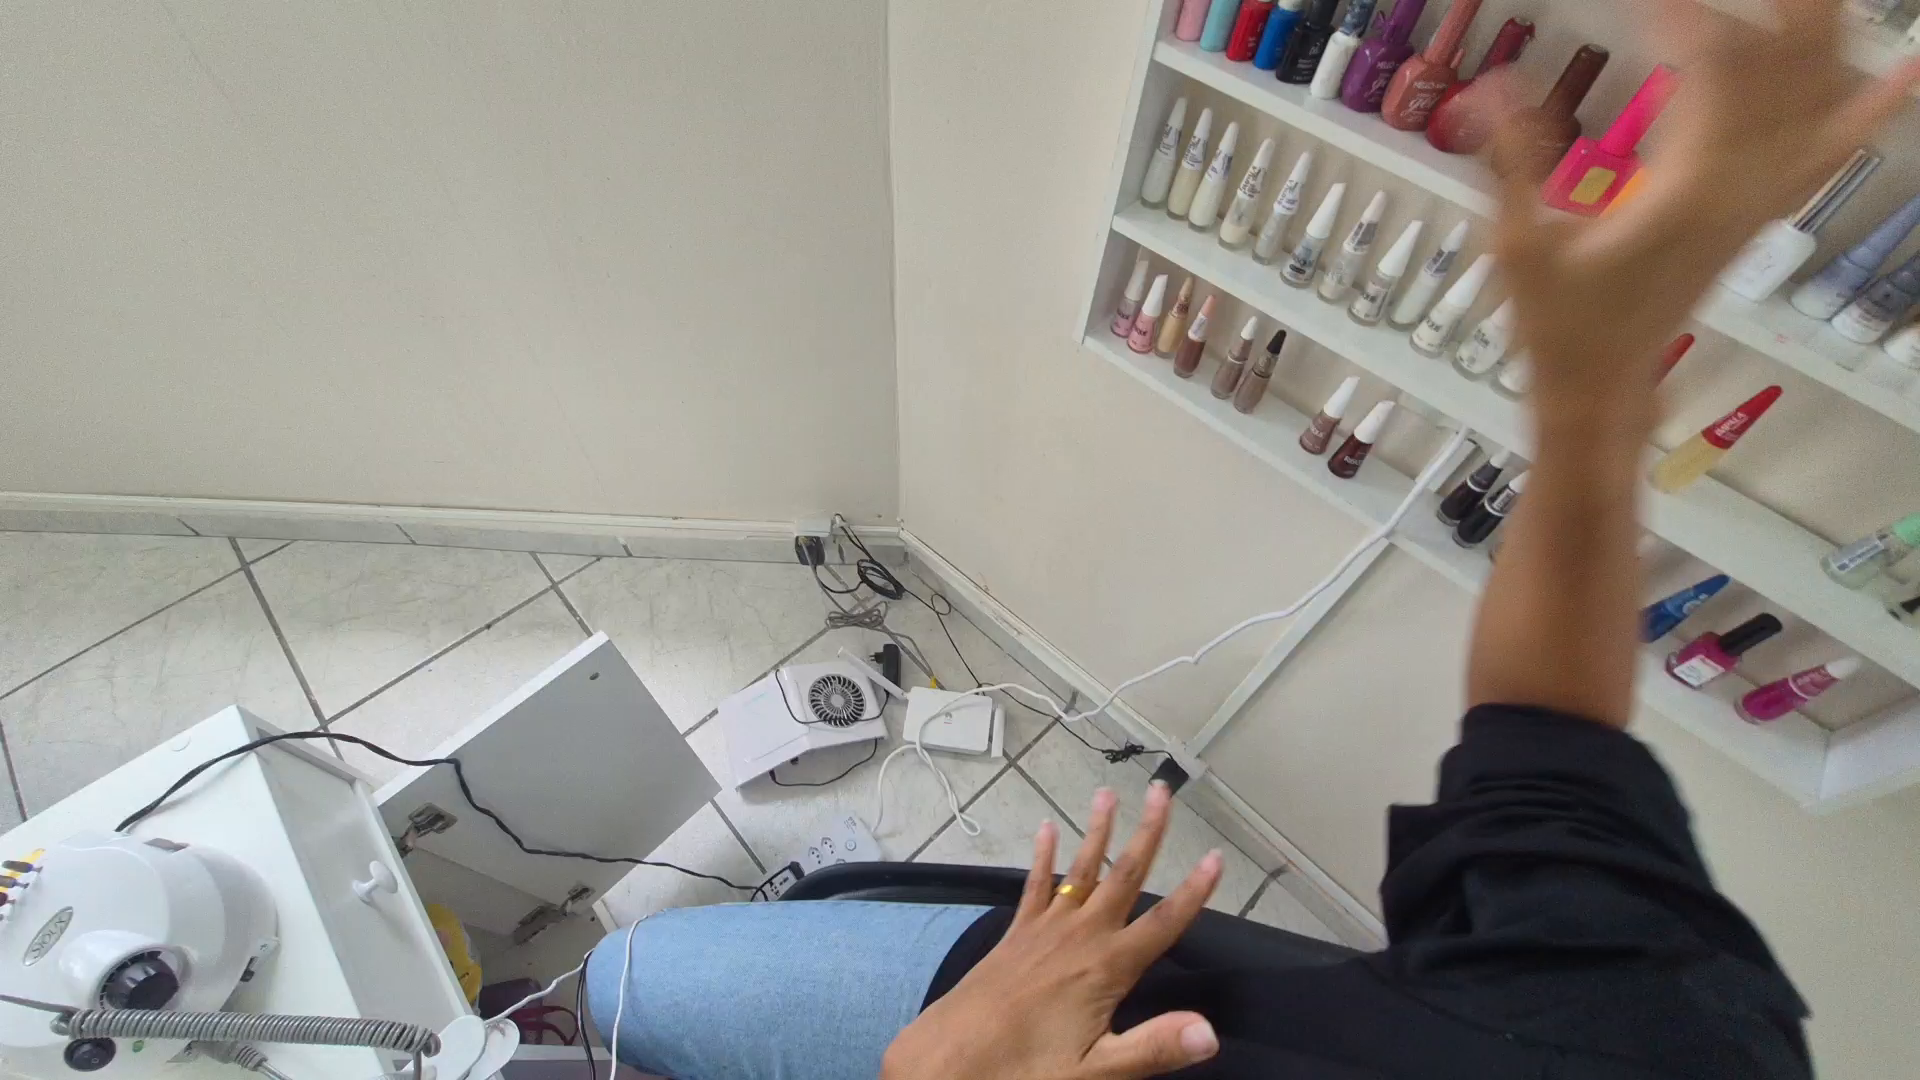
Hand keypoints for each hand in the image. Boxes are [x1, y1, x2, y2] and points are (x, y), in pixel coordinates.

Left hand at [881, 783, 1224, 1079]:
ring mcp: (1048, 925)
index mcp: (1108, 966)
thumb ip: (1153, 1047)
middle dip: (1147, 833)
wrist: (957, 1054)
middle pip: (1124, 875)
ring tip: (1107, 793)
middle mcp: (1082, 933)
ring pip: (1081, 868)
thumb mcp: (1098, 1072)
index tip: (1216, 856)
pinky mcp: (1019, 928)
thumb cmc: (1030, 1066)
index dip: (1194, 893)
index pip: (1163, 924)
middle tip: (1161, 791)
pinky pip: (1036, 884)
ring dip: (1097, 830)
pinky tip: (1046, 828)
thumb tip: (1211, 1031)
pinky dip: (1043, 855)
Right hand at [1467, 0, 1919, 430]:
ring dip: (1815, 31)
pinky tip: (1906, 68)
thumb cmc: (1555, 324)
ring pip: (1824, 89)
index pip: (1710, 64)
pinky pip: (1834, 147)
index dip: (1680, 15)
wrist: (1601, 381)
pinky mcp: (1761, 211)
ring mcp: (1763, 195)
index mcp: (1687, 185)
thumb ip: (1511, 166)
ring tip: (1788, 0)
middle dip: (1774, 5)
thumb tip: (1490, 90)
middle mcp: (1745, 178)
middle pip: (1792, 58)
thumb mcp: (1519, 249)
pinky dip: (1873, 104)